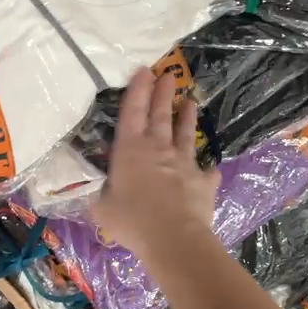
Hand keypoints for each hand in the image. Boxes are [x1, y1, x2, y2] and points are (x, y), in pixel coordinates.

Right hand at [91, 68, 220, 264]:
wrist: (174, 237)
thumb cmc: (132, 220)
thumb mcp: (102, 209)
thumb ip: (100, 195)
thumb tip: (96, 192)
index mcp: (130, 149)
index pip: (132, 112)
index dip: (137, 90)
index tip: (143, 71)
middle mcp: (158, 148)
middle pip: (160, 115)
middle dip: (163, 93)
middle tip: (168, 74)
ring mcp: (184, 163)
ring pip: (186, 134)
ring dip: (187, 117)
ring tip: (191, 101)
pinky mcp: (203, 181)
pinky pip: (206, 172)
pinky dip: (207, 169)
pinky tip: (210, 168)